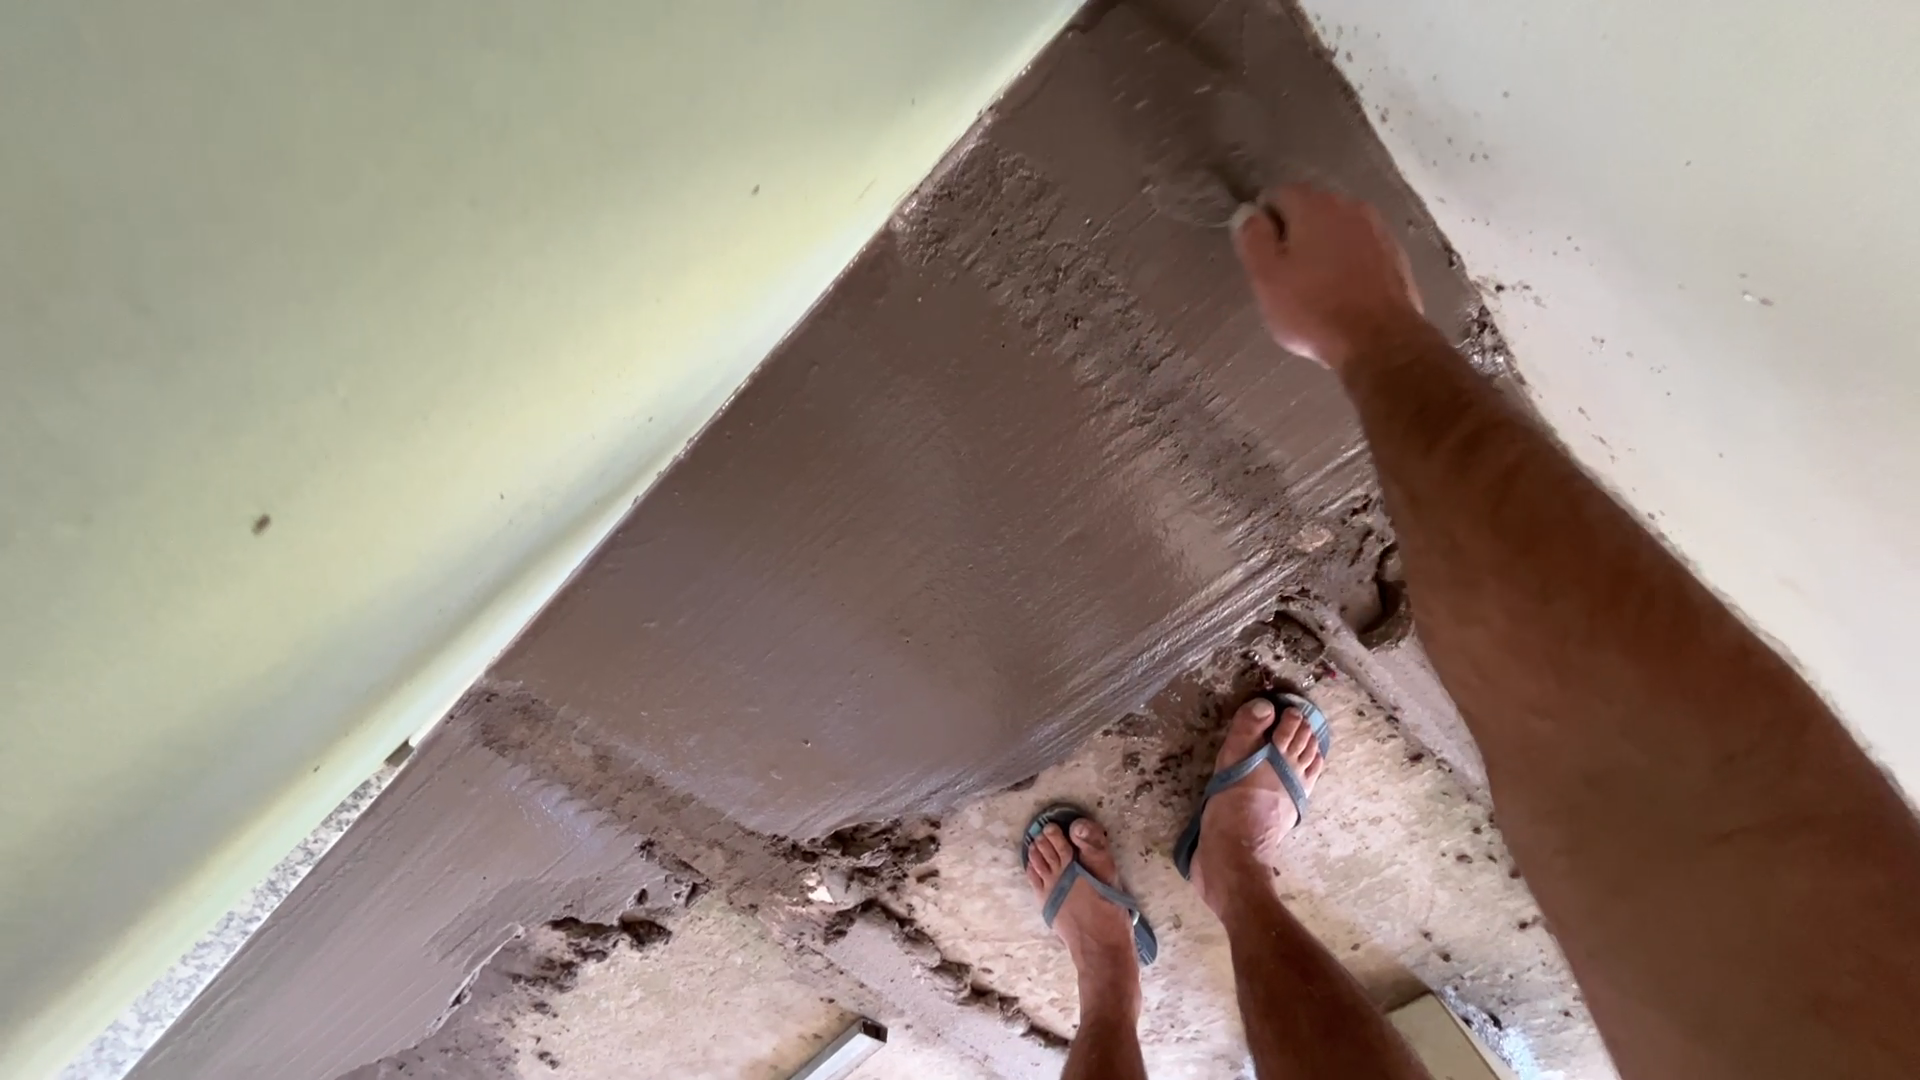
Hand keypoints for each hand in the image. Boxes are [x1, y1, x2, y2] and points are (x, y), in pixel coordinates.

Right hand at [1231, 185, 1424, 370]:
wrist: (1377, 339)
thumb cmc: (1311, 309)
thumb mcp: (1266, 278)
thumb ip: (1252, 239)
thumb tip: (1246, 212)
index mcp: (1313, 206)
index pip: (1277, 194)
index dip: (1262, 221)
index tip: (1259, 254)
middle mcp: (1349, 206)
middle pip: (1310, 208)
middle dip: (1292, 232)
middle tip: (1281, 274)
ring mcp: (1377, 228)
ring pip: (1336, 228)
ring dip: (1320, 246)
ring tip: (1310, 284)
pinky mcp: (1393, 254)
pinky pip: (1359, 248)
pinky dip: (1344, 261)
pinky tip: (1338, 291)